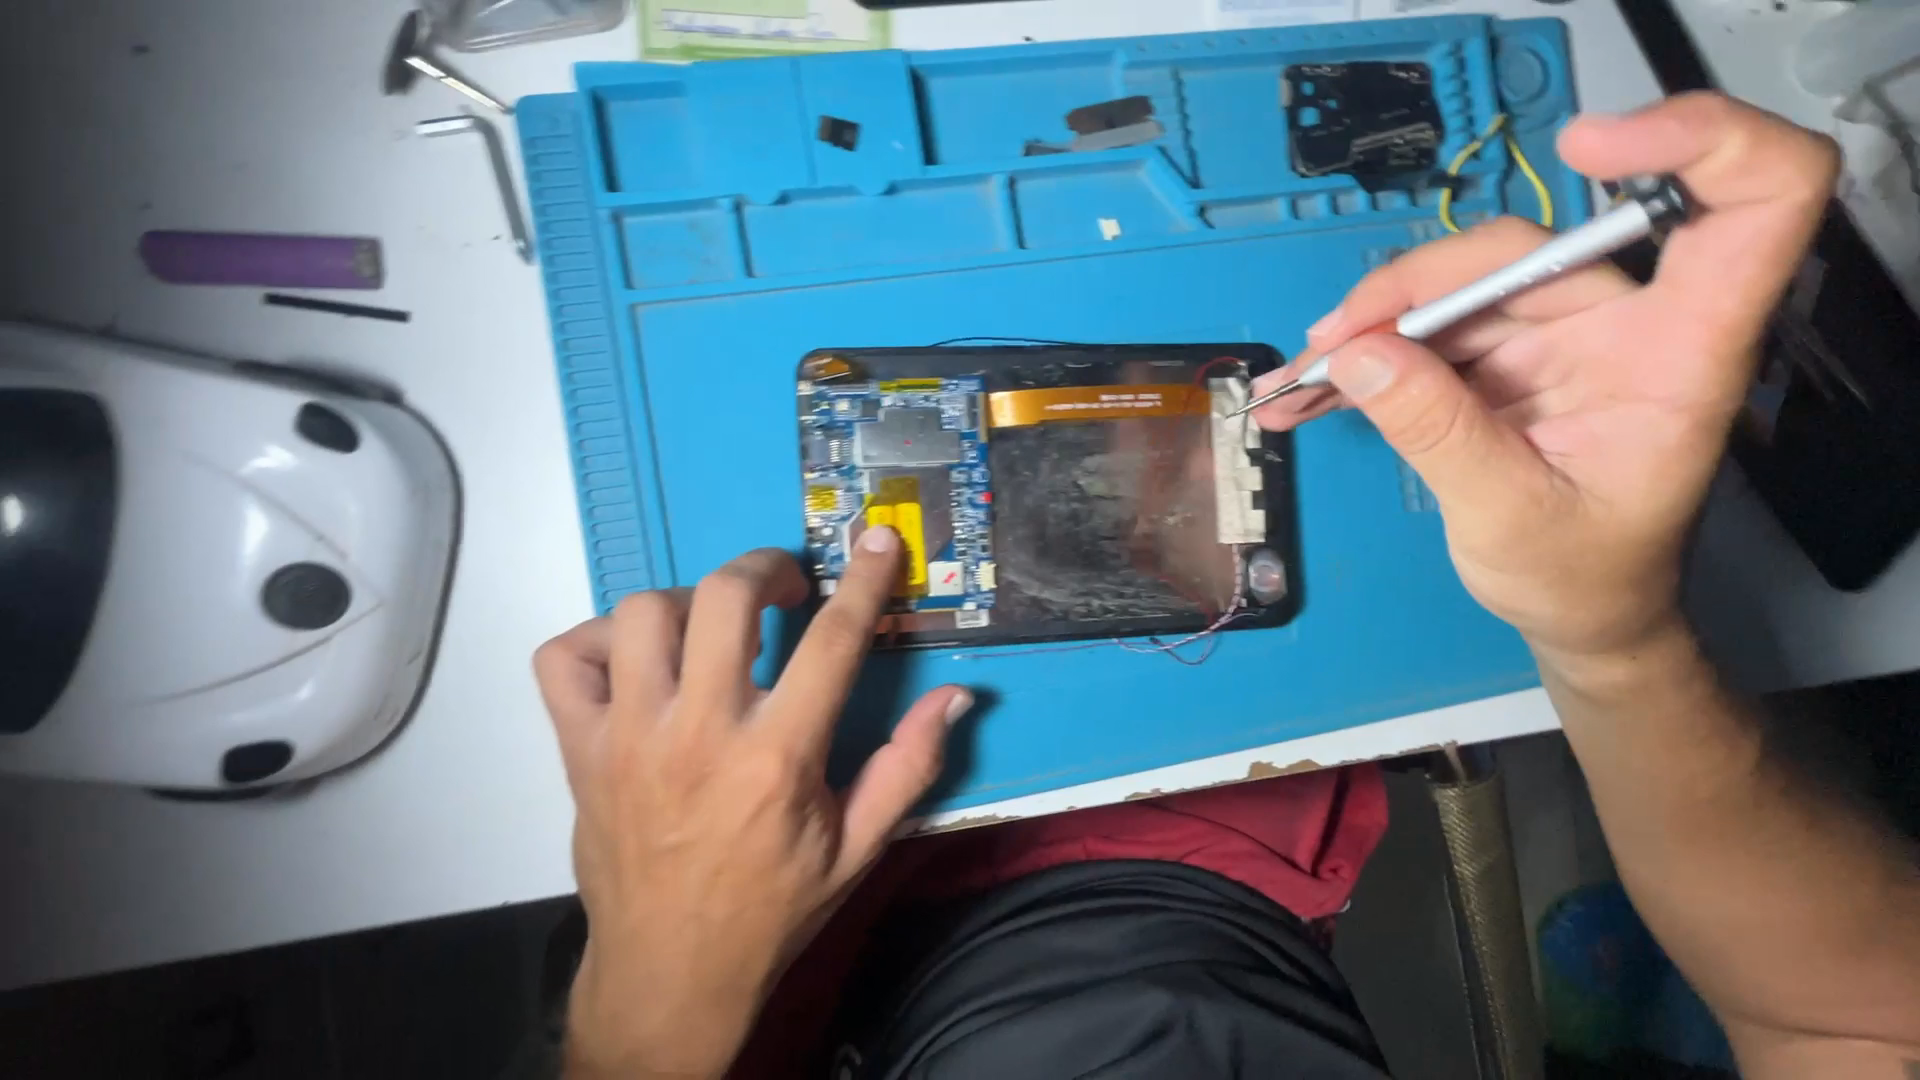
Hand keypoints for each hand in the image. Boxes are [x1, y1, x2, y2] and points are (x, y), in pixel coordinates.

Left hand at [533, 528, 972, 1078]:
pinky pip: (563, 658)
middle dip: (765, 568)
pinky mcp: (577, 750)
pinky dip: (599, 641)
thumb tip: (956, 697)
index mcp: (776, 758)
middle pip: (722, 598)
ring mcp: (626, 737)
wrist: (668, 976)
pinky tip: (638, 662)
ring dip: (687, 601)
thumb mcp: (859, 847)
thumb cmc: (773, 909)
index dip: (863, 580)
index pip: (831, 642)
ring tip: (712, 628)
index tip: (877, 539)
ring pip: (640, 613)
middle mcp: (697, 733)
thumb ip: (910, 766)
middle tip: (786, 587)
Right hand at [1251, 92, 1835, 668]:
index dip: (1689, 142)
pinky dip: (1357, 368)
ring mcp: (1545, 345)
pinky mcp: (1492, 369)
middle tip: (1328, 346)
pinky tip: (1301, 396)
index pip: (1746, 204)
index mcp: (1672, 351)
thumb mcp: (1508, 513)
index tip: (1587, 144)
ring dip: (1360, 336)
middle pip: (1517, 257)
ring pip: (1447, 300)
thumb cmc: (1579, 573)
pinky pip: (1418, 344)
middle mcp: (1612, 328)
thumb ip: (1436, 431)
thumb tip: (1355, 354)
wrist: (1574, 612)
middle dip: (1410, 292)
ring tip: (1292, 384)